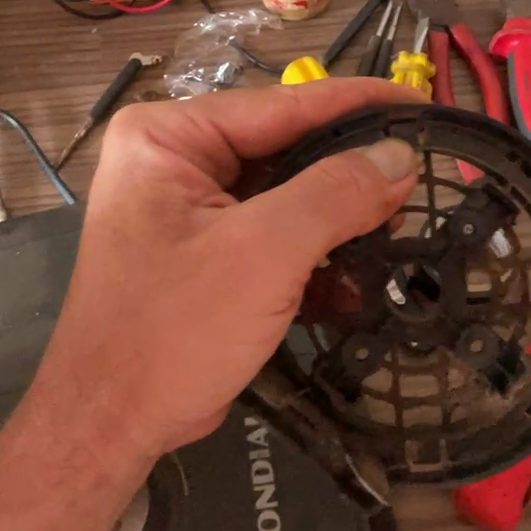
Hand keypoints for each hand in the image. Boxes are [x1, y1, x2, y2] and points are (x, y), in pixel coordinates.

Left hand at [32, 79, 423, 467]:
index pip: (281, 105)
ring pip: (288, 196)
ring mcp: (192, 208)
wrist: (110, 426)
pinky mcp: (209, 252)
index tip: (420, 103)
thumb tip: (400, 154)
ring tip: (394, 234)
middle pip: (287, 150)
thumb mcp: (263, 252)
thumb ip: (335, 194)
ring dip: (338, 223)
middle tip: (418, 182)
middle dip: (350, 175)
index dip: (357, 104)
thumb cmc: (173, 330)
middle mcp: (178, 160)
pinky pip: (275, 235)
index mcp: (170, 136)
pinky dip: (314, 258)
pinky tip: (354, 287)